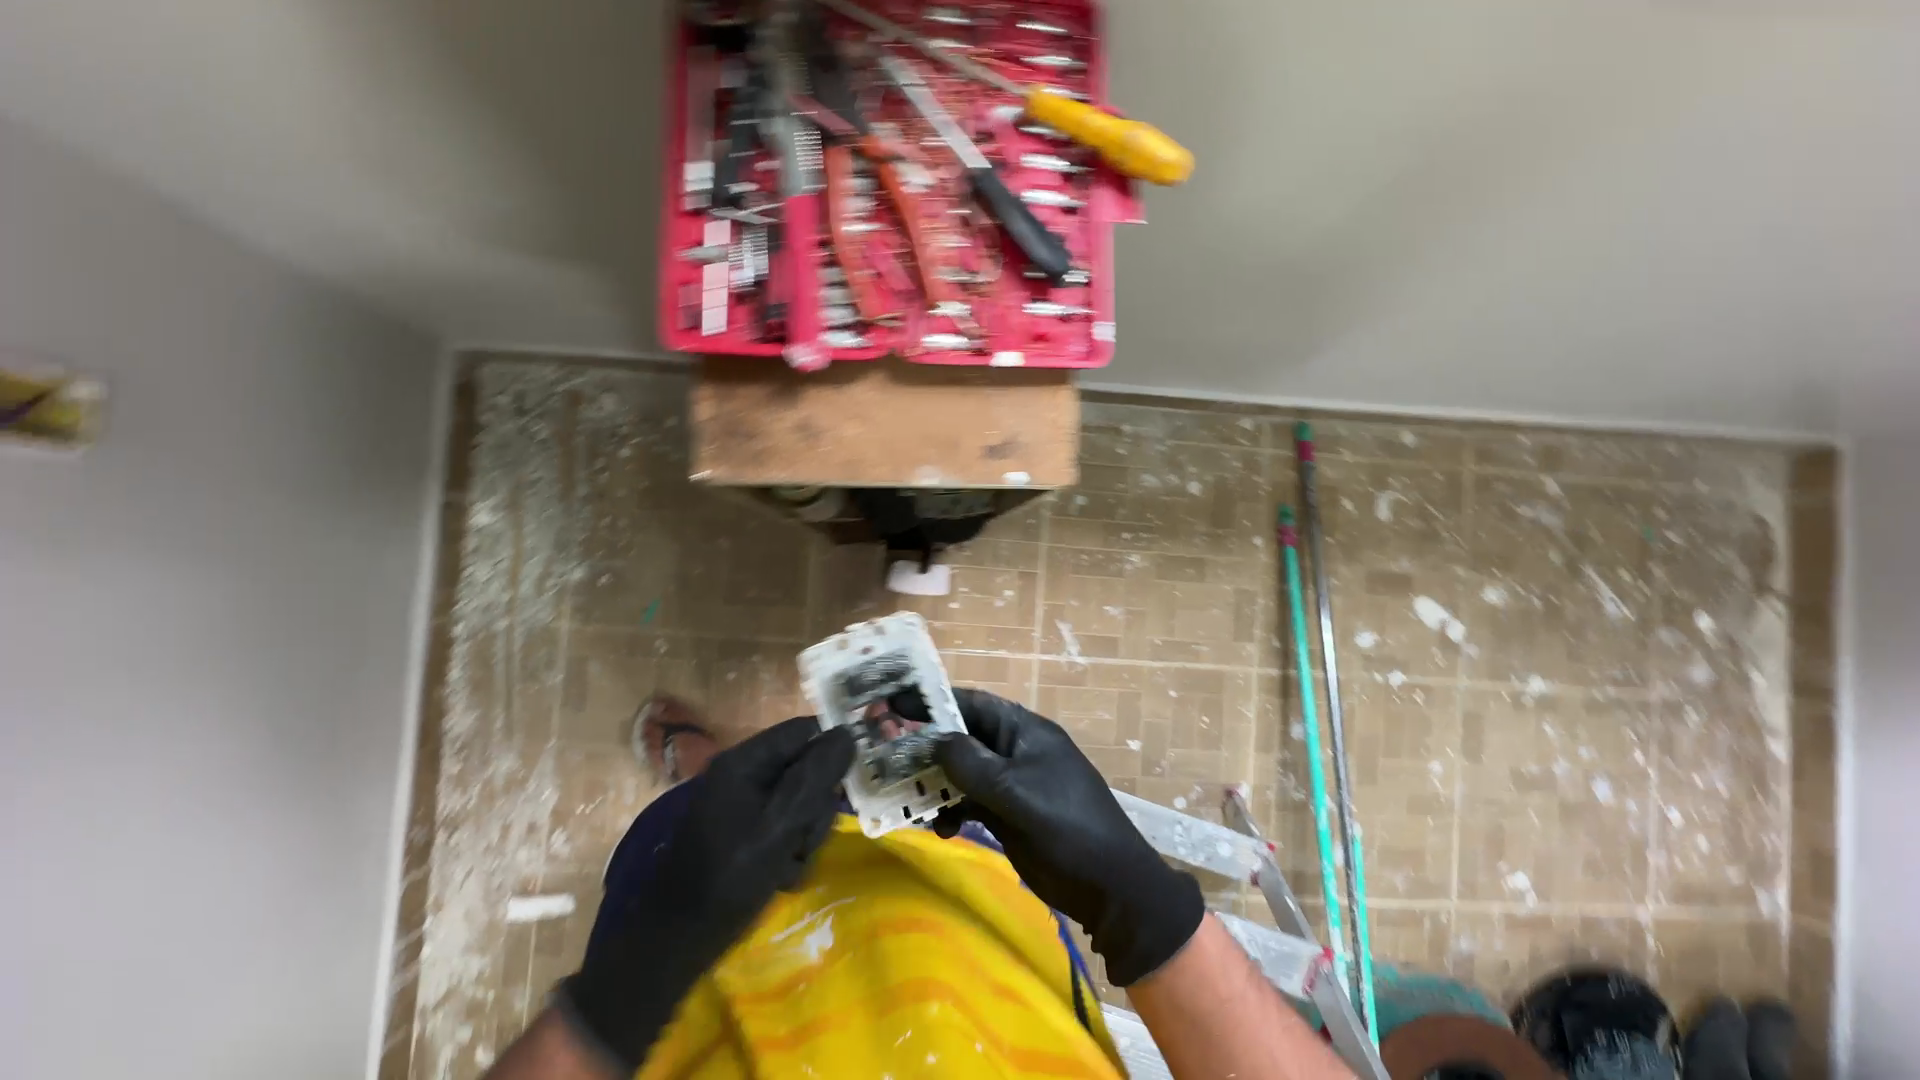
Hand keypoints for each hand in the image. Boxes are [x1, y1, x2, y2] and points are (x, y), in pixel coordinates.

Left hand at [555, 716, 853, 1073]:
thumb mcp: (780, 824)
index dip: (831, 752)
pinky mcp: (745, 831)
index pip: (804, 731)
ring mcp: (742, 804)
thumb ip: (815, 776)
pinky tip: (781, 875)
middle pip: (805, 768)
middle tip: (805, 839)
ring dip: (805, 833)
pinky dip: (791, 849)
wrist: (681, 937)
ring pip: (800, 802)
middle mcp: (742, 774)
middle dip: (815, 806)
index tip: (849, 783)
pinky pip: (785, 826)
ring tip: (791, 863)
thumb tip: (847, 734)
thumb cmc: (730, 876)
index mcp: (743, 761)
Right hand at [907, 688, 1204, 986]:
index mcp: (1024, 732)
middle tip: (886, 756)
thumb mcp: (1016, 791)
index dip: (933, 702)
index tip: (892, 702)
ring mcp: (1011, 785)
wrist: (1108, 885)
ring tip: (909, 801)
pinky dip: (952, 812)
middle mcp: (1015, 752)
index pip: (973, 704)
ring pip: (962, 774)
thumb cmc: (1067, 825)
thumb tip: (935, 740)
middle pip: (962, 739)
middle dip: (927, 747)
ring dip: (935, 786)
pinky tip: (942, 830)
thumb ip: (971, 764)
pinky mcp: (1007, 815)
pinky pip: (970, 803)